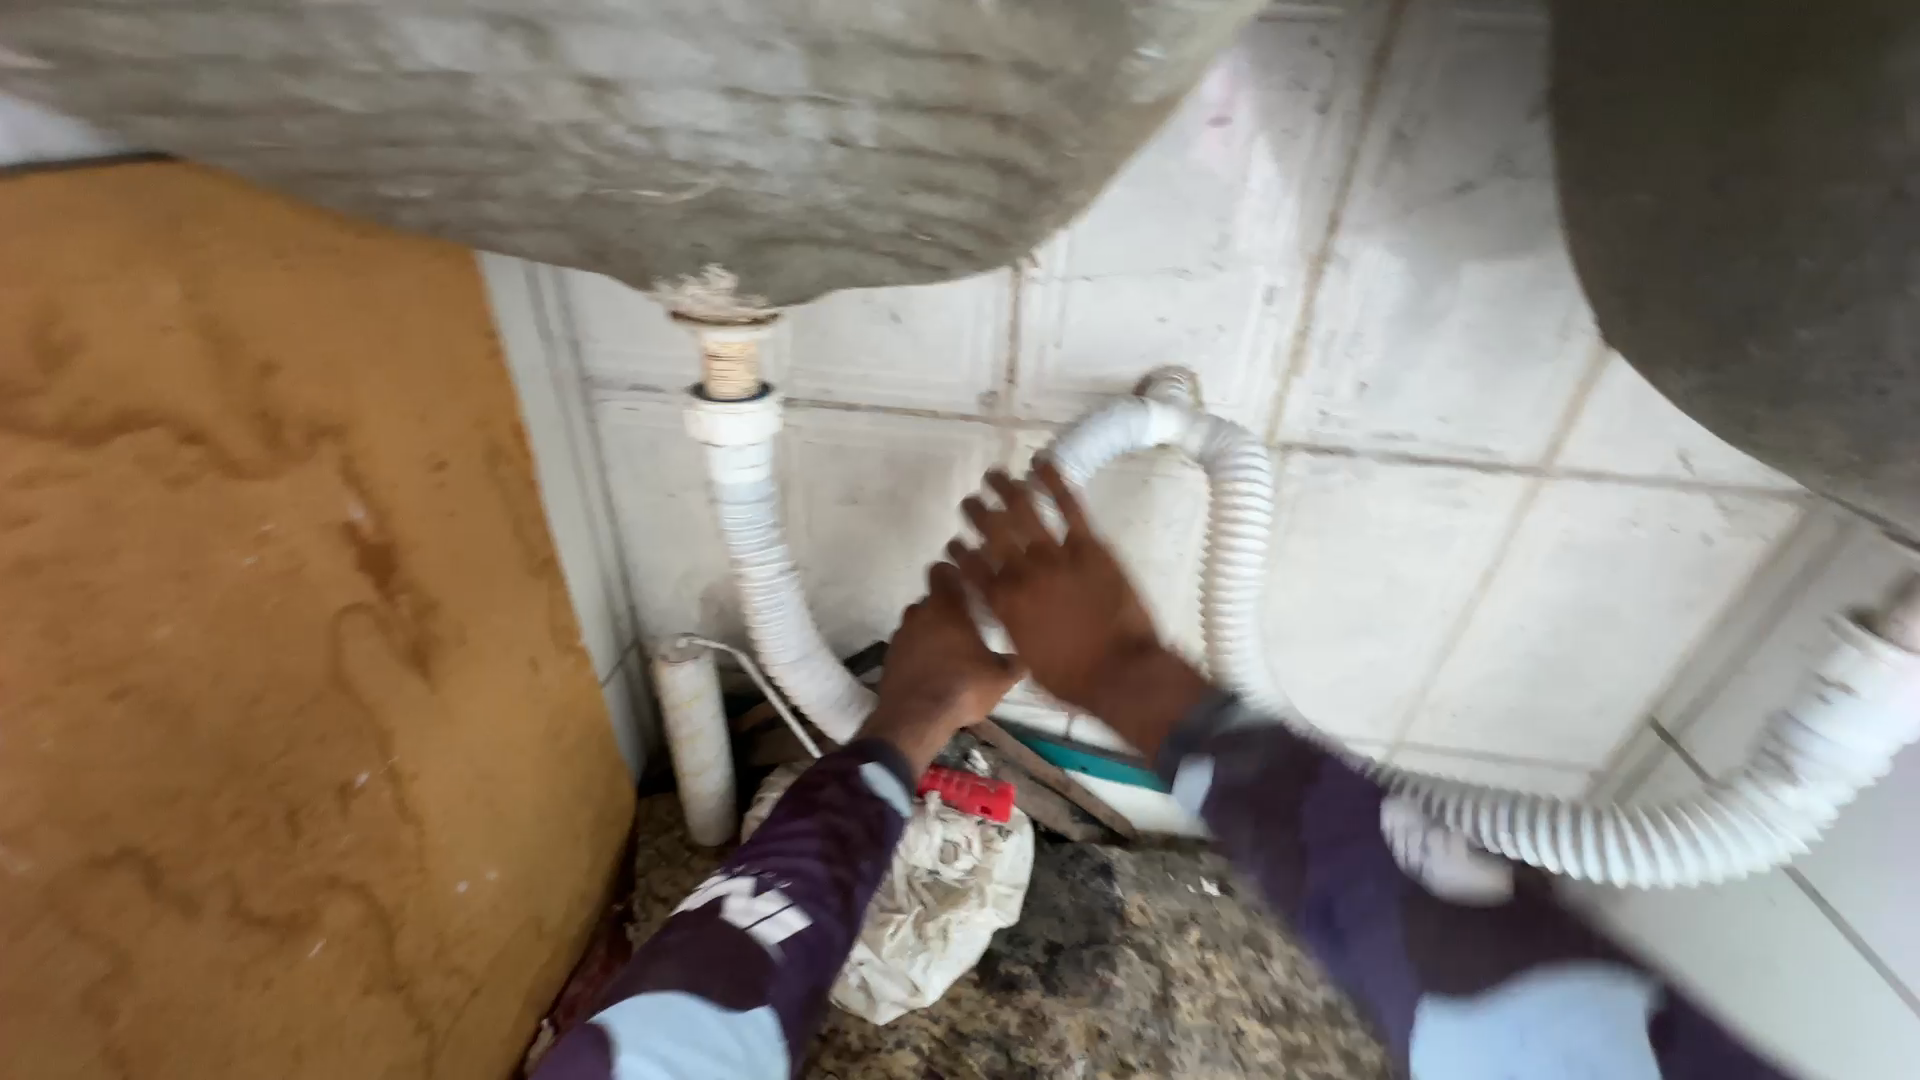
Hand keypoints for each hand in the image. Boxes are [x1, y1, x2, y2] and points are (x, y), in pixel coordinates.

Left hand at [862, 562, 1025, 772]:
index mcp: (946, 608)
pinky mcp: (889, 657)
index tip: (965, 585)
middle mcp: (918, 614)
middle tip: (965, 627)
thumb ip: (1013, 663)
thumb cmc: (961, 687)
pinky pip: (907, 646)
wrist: (915, 720)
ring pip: (917, 623)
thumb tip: (1023, 659)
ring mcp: (900, 636)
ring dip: (930, 632)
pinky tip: (932, 671)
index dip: (952, 574)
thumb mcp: (999, 678)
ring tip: (948, 653)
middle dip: (945, 609)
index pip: (941, 571)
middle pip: (931, 600)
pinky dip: (917, 653)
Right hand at [946, 462, 1210, 755]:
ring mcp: (1055, 557)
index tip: (955, 542)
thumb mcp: (1027, 658)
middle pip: (990, 531)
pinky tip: (1041, 463)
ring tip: (994, 475)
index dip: (959, 551)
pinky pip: (1068, 507)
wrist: (1122, 674)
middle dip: (975, 512)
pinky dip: (1053, 481)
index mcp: (1003, 604)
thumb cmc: (1074, 679)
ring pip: (1022, 511)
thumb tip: (1007, 616)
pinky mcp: (1090, 548)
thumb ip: (1012, 628)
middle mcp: (1022, 574)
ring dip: (1004, 488)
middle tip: (970, 502)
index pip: (970, 567)